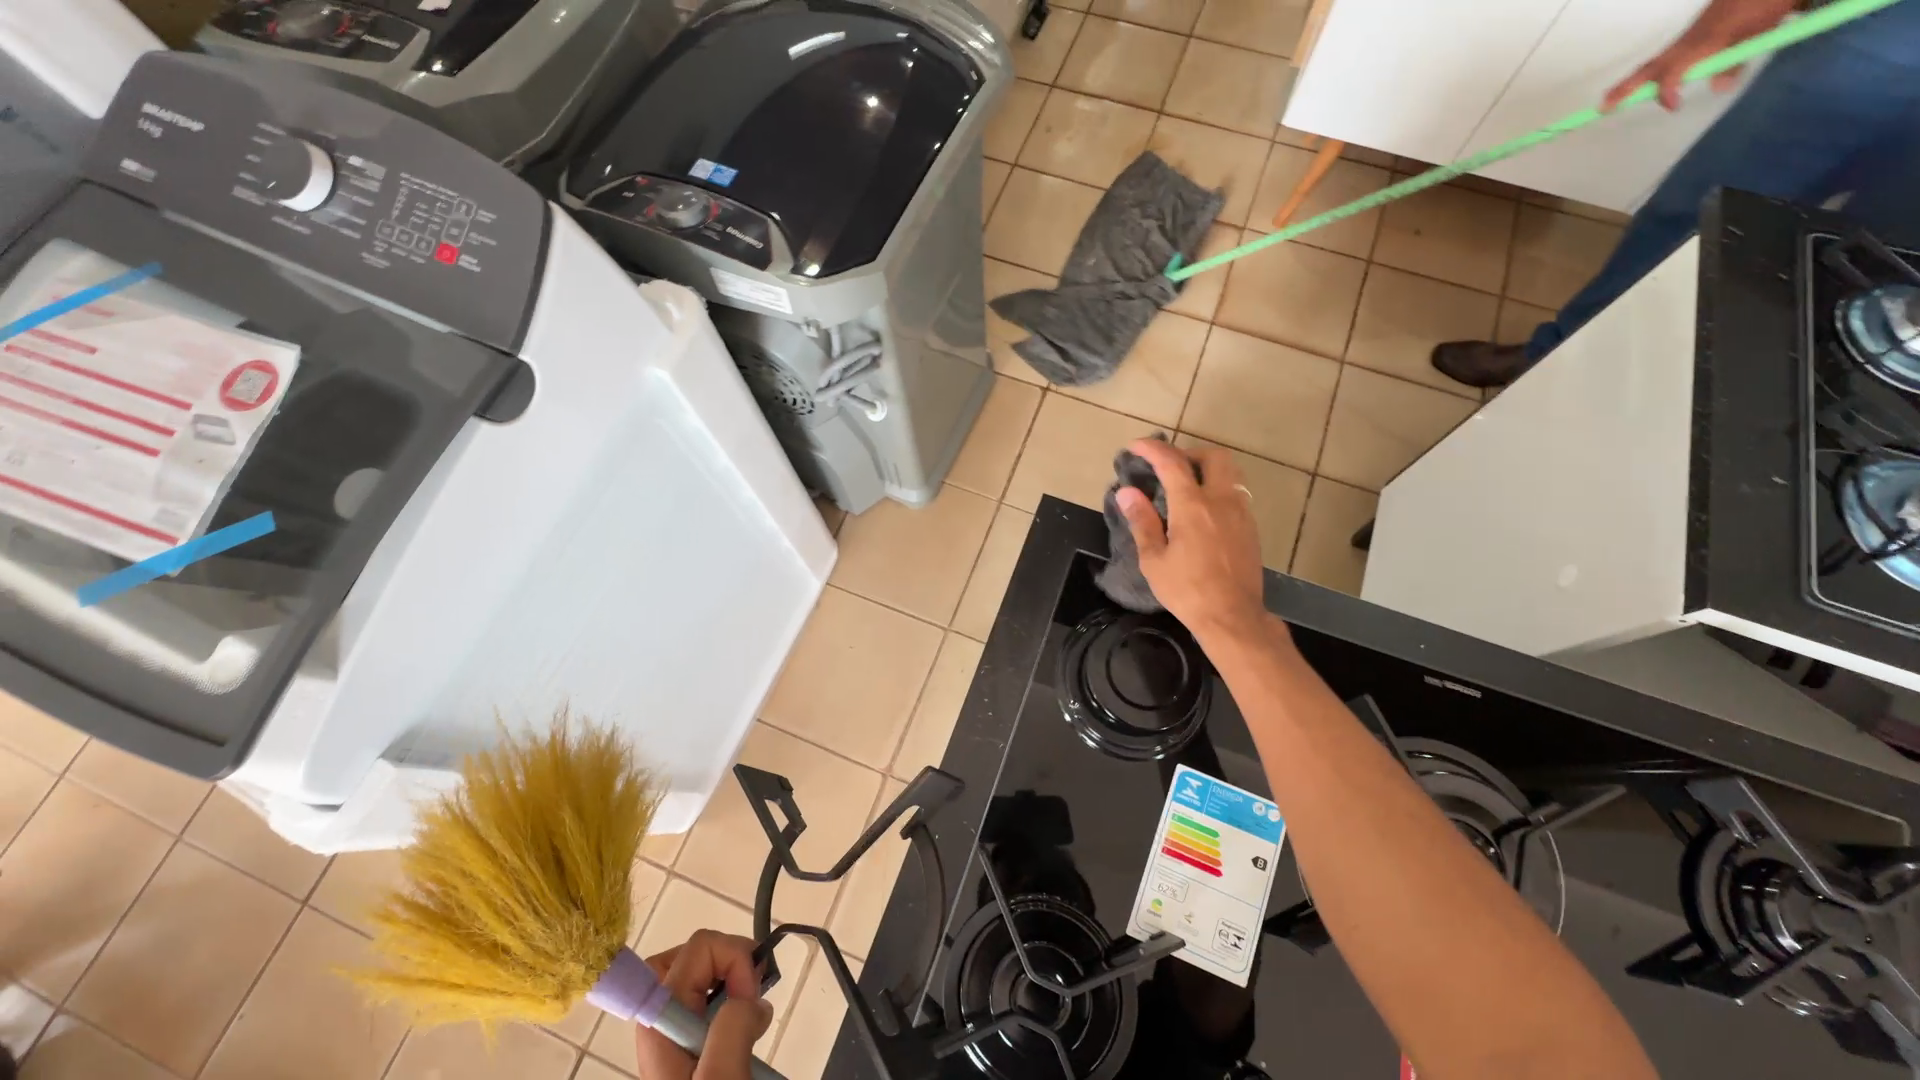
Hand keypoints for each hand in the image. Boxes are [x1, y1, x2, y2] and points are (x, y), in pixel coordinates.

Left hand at [634, 931, 772, 1079]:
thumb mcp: (721, 1079)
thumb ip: (734, 1027)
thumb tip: (752, 1000)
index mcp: (661, 1025)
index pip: (691, 952)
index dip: (727, 956)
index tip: (751, 992)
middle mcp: (663, 1025)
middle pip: (687, 959)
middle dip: (728, 960)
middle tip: (755, 992)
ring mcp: (677, 1039)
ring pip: (699, 981)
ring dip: (733, 982)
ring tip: (756, 1013)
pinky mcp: (692, 1054)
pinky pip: (709, 1008)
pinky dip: (734, 1005)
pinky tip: (750, 1030)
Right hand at [1114, 439, 1270, 645]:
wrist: (1232, 616)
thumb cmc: (1187, 590)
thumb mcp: (1154, 559)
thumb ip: (1142, 521)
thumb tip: (1128, 492)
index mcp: (1193, 506)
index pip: (1172, 463)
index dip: (1152, 449)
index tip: (1135, 447)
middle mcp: (1221, 500)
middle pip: (1214, 457)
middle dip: (1189, 454)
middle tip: (1169, 468)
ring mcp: (1241, 513)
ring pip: (1231, 473)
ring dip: (1208, 470)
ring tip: (1187, 487)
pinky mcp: (1251, 528)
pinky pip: (1236, 494)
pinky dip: (1219, 490)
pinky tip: (1204, 512)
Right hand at [1601, 0, 1794, 111]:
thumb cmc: (1765, 4)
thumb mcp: (1760, 31)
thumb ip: (1736, 60)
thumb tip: (1718, 87)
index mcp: (1702, 42)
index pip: (1673, 72)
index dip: (1668, 91)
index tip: (1674, 107)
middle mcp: (1688, 42)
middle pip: (1651, 68)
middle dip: (1626, 88)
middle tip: (1603, 107)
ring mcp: (1688, 37)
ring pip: (1655, 62)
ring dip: (1632, 82)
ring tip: (1610, 99)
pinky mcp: (1693, 34)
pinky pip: (1665, 56)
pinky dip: (1649, 71)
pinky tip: (1644, 80)